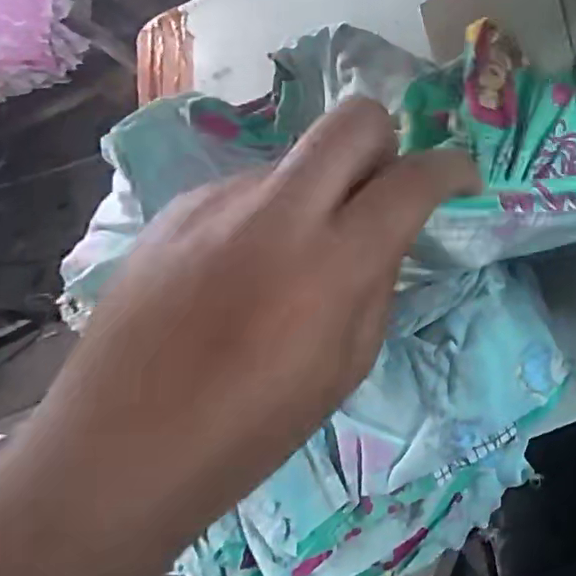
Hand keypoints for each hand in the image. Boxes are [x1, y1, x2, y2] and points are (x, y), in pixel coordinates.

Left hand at [5, 99, 478, 564]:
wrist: (112, 455)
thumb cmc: (252, 428)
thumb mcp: (350, 363)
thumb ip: (379, 280)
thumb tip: (388, 232)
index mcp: (333, 261)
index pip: (413, 178)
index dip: (453, 168)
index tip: (462, 181)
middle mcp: (279, 210)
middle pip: (356, 120)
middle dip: (389, 142)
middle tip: (384, 192)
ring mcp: (220, 200)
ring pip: (302, 157)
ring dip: (325, 188)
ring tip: (299, 256)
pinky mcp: (177, 208)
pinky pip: (254, 187)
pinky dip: (274, 211)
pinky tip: (246, 268)